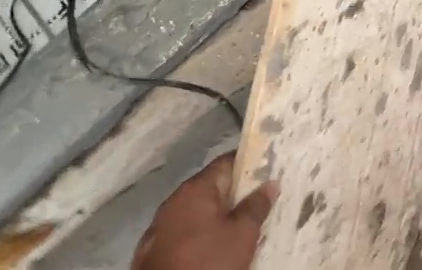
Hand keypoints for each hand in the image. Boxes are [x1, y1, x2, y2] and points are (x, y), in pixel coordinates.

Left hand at [132, 152, 276, 269]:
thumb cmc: (208, 262)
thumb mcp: (243, 233)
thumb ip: (257, 205)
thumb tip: (268, 184)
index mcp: (194, 189)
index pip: (228, 162)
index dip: (251, 164)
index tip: (270, 172)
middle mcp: (172, 202)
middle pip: (211, 188)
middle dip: (235, 194)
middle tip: (260, 202)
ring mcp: (158, 229)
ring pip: (196, 213)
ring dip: (216, 217)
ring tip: (240, 227)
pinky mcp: (151, 254)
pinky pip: (183, 234)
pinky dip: (199, 236)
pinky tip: (213, 247)